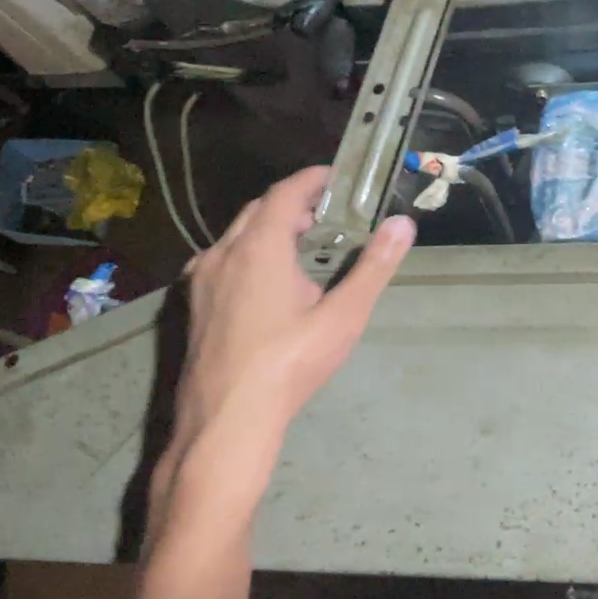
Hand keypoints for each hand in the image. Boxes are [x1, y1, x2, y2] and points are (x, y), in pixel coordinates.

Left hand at [162, 167, 415, 519]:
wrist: (226, 420)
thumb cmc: (290, 363)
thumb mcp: (343, 316)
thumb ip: (373, 267)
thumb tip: (403, 224)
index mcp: (259, 247)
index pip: (284, 192)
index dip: (312, 180)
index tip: (338, 178)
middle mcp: (223, 253)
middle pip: (258, 211)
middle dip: (293, 204)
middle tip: (329, 215)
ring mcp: (201, 280)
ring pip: (237, 236)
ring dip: (270, 229)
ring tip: (303, 245)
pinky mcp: (194, 305)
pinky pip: (222, 260)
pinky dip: (249, 253)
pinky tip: (267, 282)